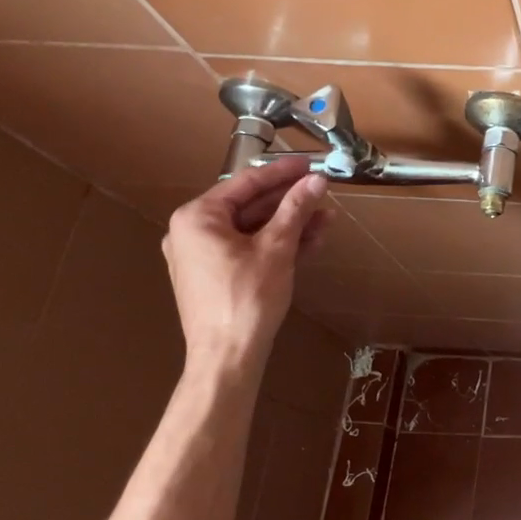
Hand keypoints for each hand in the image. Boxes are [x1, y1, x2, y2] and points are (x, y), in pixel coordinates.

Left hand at [162, 156, 327, 364]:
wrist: (228, 355)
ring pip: (253, 230)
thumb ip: (296, 210)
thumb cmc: (246, 298)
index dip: (281, 173)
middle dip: (290, 202)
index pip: (245, 183)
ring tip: (327, 218)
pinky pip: (250, 250)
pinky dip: (278, 245)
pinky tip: (311, 241)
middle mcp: (193, 233)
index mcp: (197, 218)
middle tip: (323, 191)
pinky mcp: (217, 277)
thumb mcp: (276, 248)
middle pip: (250, 207)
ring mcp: (203, 257)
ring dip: (290, 224)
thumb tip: (317, 181)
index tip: (310, 164)